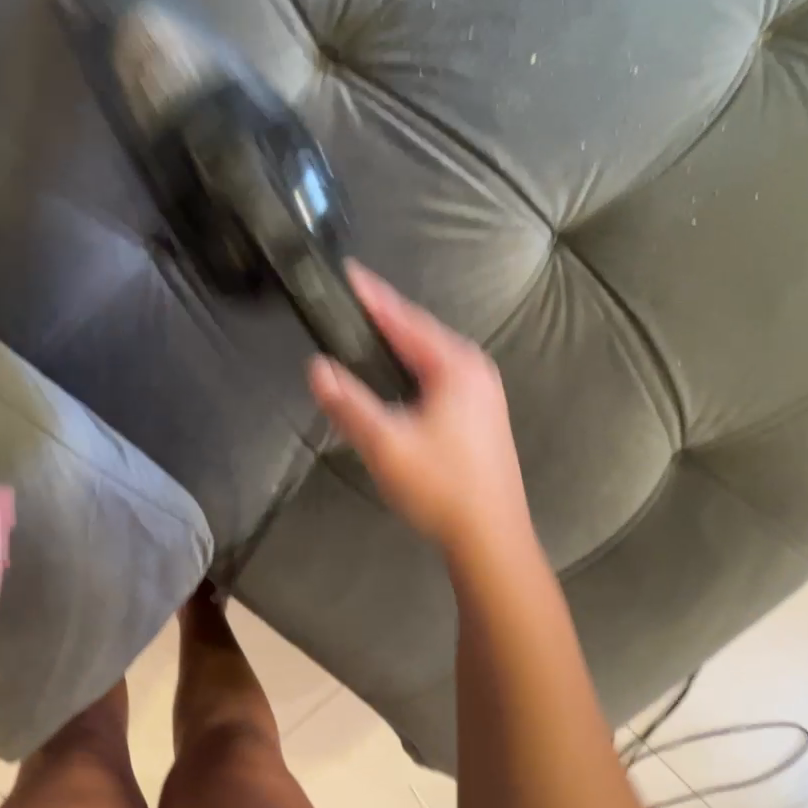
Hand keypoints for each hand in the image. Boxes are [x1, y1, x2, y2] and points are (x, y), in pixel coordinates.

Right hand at [308, 263, 531, 552]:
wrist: (490, 535)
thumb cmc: (439, 486)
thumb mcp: (386, 445)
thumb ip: (348, 404)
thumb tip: (316, 368)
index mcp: (455, 367)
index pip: (405, 320)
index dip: (374, 297)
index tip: (349, 272)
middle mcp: (475, 370)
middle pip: (420, 333)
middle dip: (386, 317)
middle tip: (351, 302)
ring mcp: (483, 393)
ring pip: (430, 356)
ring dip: (398, 343)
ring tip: (366, 333)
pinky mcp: (481, 415)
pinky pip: (438, 375)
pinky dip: (411, 366)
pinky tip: (394, 378)